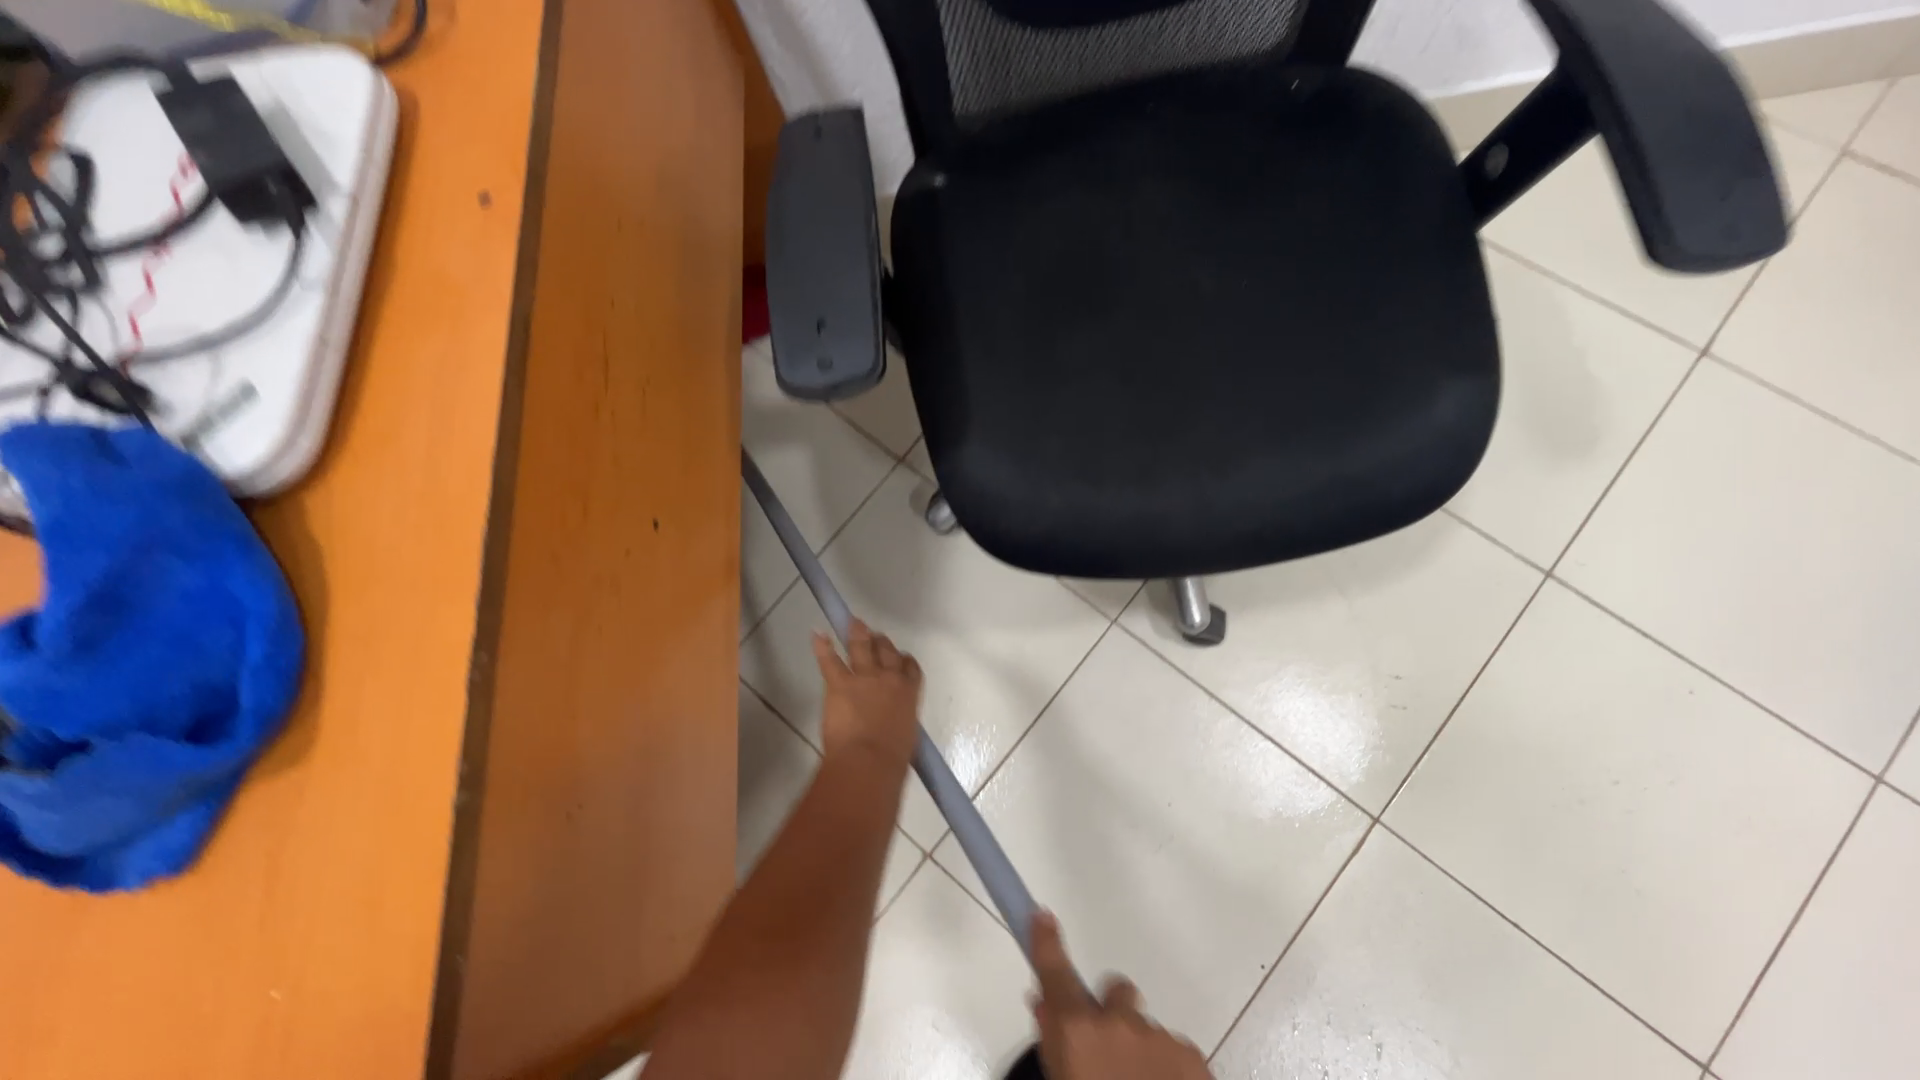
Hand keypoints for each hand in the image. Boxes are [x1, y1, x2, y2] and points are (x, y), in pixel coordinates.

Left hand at [813, 619, 922, 770]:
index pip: (910, 668)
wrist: (869, 760)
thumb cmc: (892, 758)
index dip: (903, 660)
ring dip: (858, 634)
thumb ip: (900, 723)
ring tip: (854, 623)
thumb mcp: (905, 737)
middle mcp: (890, 679)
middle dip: (882, 643)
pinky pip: (830, 661)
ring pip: (862, 648)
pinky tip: (817, 635)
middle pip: (887, 652)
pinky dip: (822, 646)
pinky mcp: (840, 683)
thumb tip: (894, 726)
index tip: (899, 658)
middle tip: (875, 636)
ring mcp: (864, 678)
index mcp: (909, 694)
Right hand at [1030, 913, 1211, 1079]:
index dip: (1047, 942)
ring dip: (1142, 1051)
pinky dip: (1168, 1070)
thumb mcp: (1063, 1079)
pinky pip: (1175, 1051)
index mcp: (1077, 1033)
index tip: (1041, 914)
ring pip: (1147, 1030)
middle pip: (1117, 991)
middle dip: (1113, 1013)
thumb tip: (1046, 1007)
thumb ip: (1056, 1044)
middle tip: (1111, 1056)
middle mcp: (1118, 1024)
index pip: (1055, 973)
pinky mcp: (1194, 1058)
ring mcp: (1159, 1038)